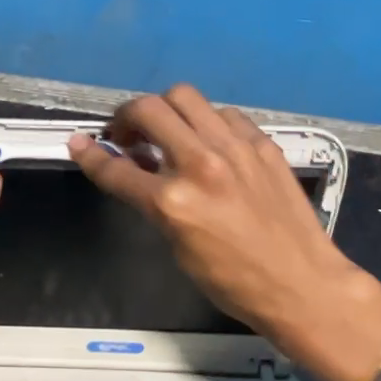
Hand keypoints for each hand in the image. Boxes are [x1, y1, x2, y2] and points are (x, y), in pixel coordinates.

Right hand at [67, 85, 380, 380]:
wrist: (302, 283)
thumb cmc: (232, 280)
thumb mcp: (177, 245)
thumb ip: (152, 200)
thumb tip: (135, 166)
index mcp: (172, 202)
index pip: (116, 168)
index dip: (90, 155)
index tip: (78, 143)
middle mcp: (200, 164)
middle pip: (148, 110)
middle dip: (126, 117)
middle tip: (127, 136)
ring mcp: (235, 149)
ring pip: (184, 97)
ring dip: (165, 111)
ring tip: (167, 132)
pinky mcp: (262, 144)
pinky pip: (222, 114)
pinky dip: (205, 123)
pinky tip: (208, 143)